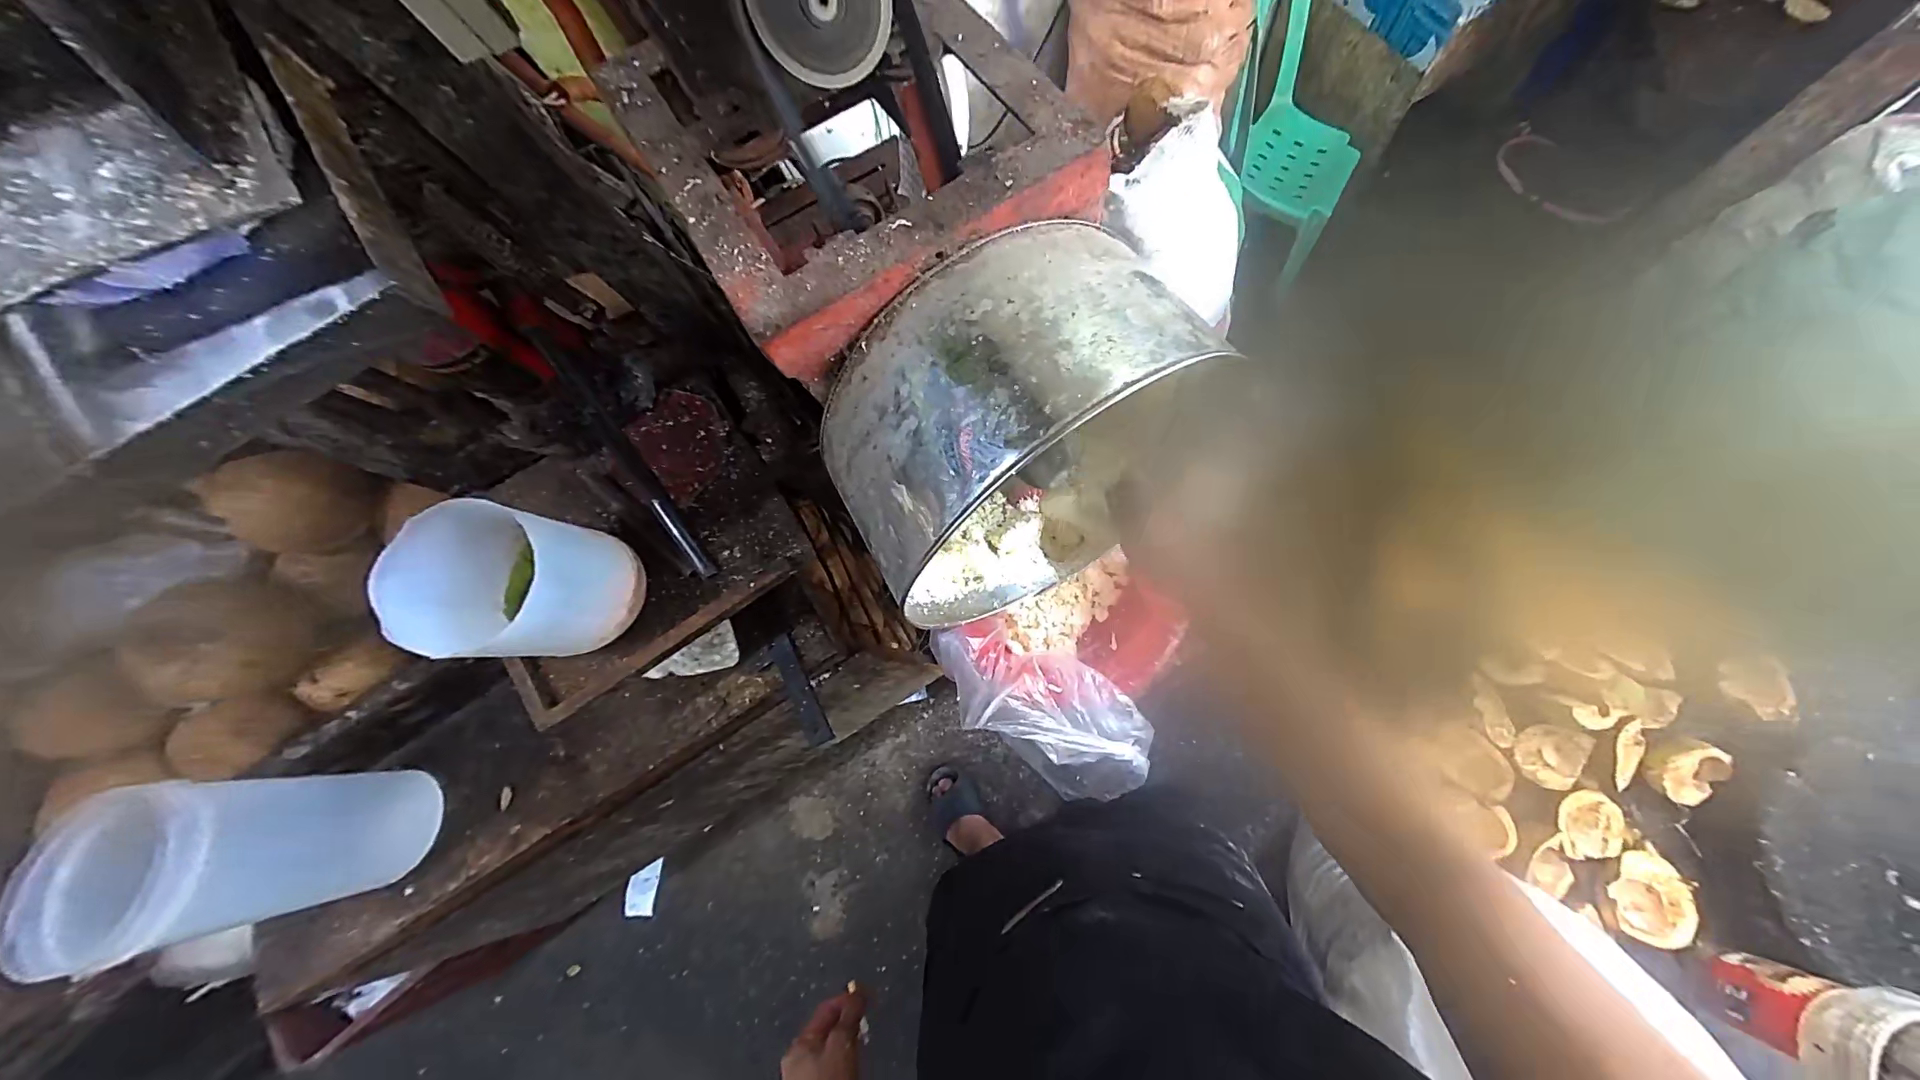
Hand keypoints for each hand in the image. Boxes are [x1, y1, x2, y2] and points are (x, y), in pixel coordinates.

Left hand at [780, 987, 865, 1079]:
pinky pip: (832, 1067)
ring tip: (863, 1038)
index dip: (847, 998)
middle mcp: (797, 1060)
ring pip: (829, 1050)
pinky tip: (854, 1063)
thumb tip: (857, 992)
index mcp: (799, 1044)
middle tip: (867, 1016)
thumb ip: (848, 1016)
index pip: (826, 1008)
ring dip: (847, 1040)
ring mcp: (804, 1078)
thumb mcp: (841, 1045)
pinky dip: (845, 1059)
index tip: (868, 995)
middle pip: (826, 1030)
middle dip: (847, 1020)